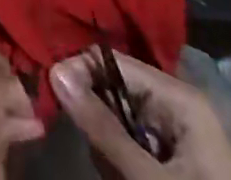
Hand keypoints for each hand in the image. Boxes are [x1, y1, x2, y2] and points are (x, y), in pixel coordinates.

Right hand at [49, 49, 230, 179]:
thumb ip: (103, 128)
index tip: (51, 93)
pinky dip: (121, 167)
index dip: (81, 72)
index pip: (116, 62)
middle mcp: (177, 105)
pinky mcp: (172, 159)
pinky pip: (132, 146)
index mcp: (180, 97)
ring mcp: (175, 133)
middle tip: (106, 164)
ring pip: (119, 124)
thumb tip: (57, 72)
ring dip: (109, 153)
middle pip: (115, 92)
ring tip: (122, 179)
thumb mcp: (148, 178)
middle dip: (99, 126)